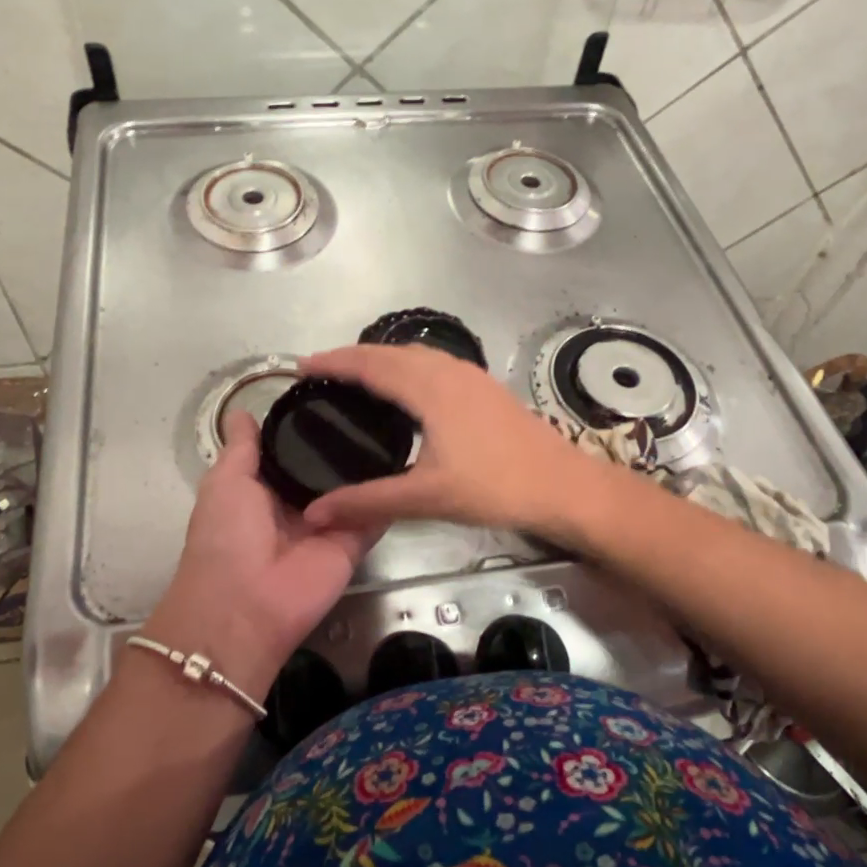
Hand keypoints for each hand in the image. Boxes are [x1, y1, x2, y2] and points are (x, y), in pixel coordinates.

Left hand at [145, 411, 380, 697]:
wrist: (245, 606)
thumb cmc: (225, 537)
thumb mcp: (225, 482)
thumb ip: (242, 449)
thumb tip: (241, 411)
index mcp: (264, 488)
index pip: (292, 450)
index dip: (307, 425)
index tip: (334, 390)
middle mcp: (298, 503)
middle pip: (327, 466)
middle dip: (344, 440)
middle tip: (377, 397)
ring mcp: (329, 522)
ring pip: (355, 486)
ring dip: (371, 461)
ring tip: (399, 418)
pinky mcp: (354, 541)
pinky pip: (375, 512)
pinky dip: (390, 492)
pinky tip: (410, 459)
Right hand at [298, 344, 608, 539]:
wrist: (564, 487)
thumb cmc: (495, 487)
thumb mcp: (426, 497)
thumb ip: (367, 502)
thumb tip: (315, 514)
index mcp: (430, 389)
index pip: (371, 365)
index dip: (334, 362)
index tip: (302, 367)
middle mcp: (450, 372)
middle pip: (392, 353)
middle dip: (354, 357)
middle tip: (322, 373)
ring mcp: (473, 377)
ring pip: (417, 355)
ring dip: (383, 359)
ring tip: (357, 378)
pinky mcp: (487, 389)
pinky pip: (436, 364)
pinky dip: (408, 367)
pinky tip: (407, 392)